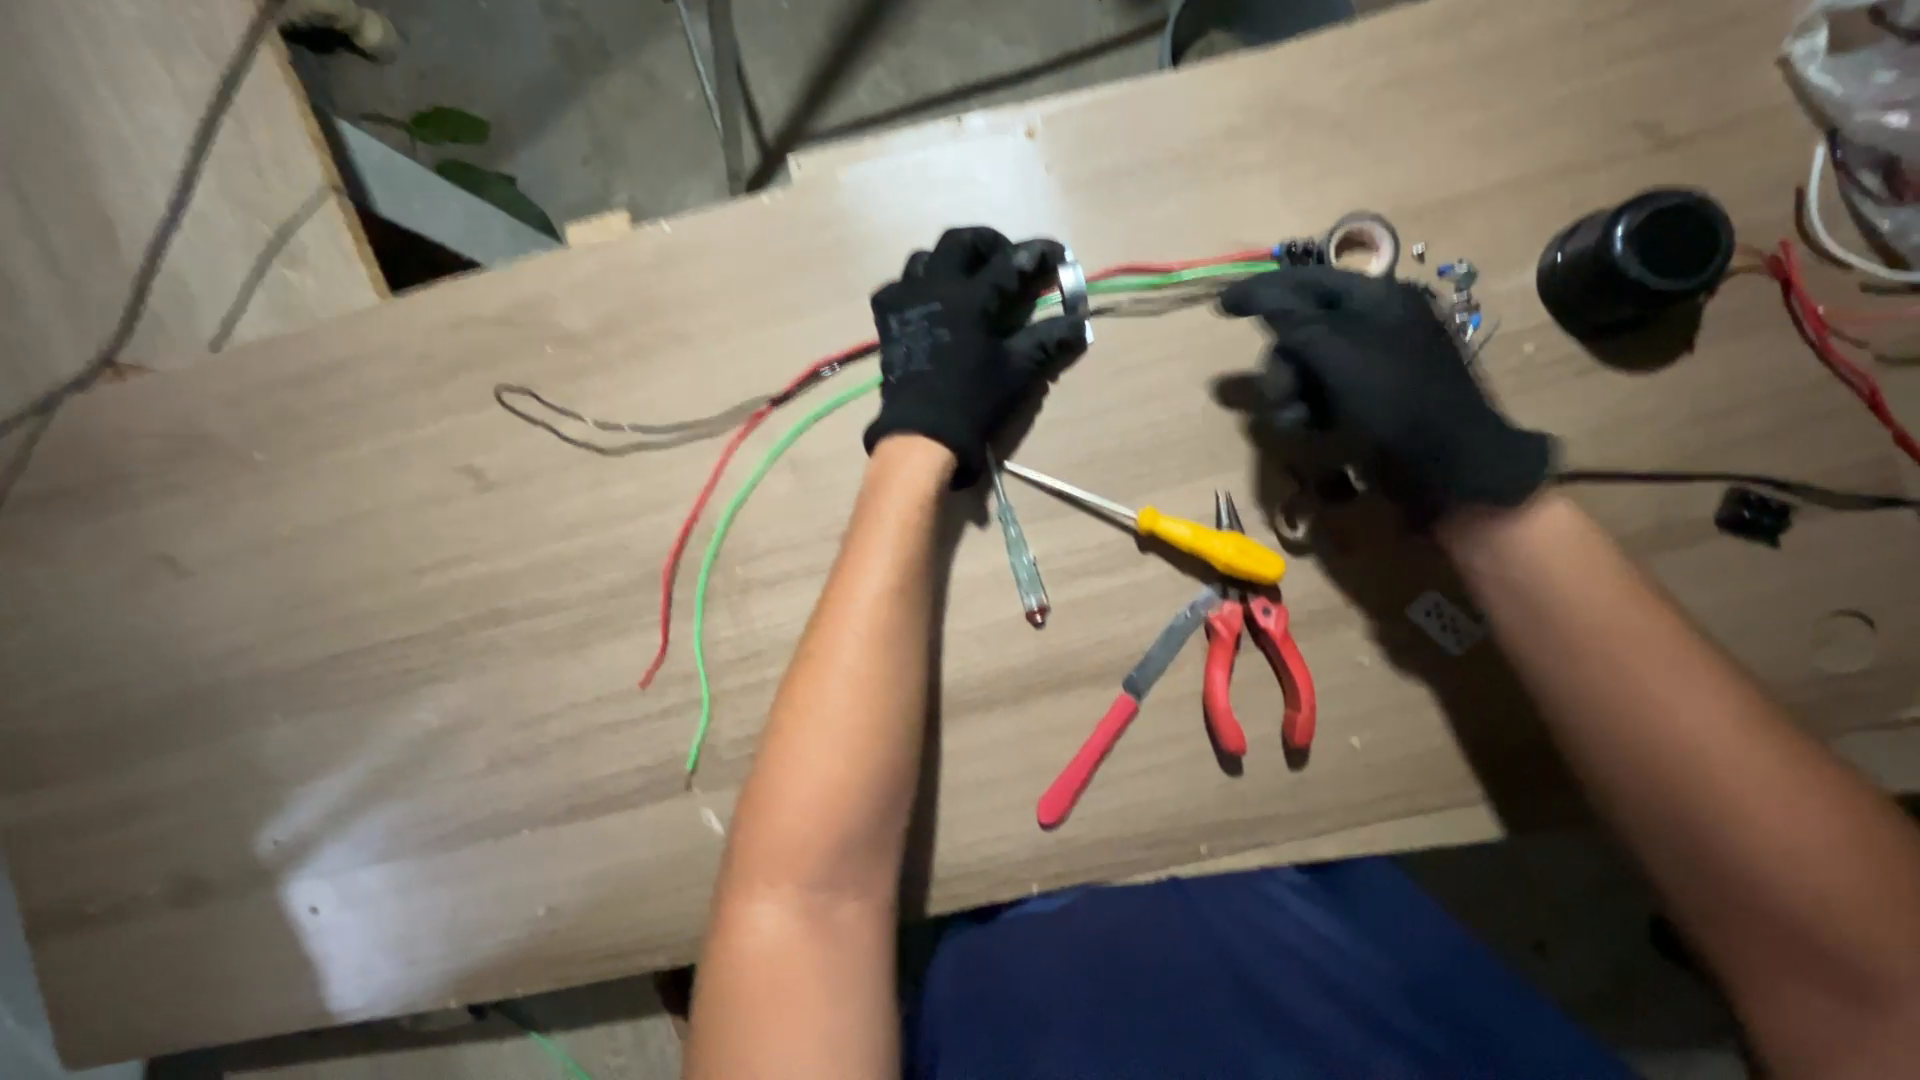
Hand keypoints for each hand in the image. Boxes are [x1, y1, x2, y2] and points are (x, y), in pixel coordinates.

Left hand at [864, 227, 1090, 487]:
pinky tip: (930, 302)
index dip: (1040, 254)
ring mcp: (906, 301)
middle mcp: (935, 287)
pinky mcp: (888, 321)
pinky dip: (917, 285)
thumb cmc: (974, 402)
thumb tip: (1081, 325)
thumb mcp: (1019, 371)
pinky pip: (898, 286)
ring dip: (951, 260)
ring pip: (925, 258)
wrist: (922, 435)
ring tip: (969, 278)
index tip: (1059, 256)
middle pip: (961, 241)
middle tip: (1009, 260)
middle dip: (990, 244)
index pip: (1012, 261)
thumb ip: (1050, 341)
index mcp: (972, 297)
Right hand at [1218, 267, 1553, 523]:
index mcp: (1377, 300)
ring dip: (1289, 397)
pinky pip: (1320, 400)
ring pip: (1305, 371)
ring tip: (1296, 423)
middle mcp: (1375, 327)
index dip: (1261, 291)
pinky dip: (1308, 415)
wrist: (1450, 469)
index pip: (1307, 281)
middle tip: (1280, 393)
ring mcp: (1372, 368)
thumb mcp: (1338, 351)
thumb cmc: (1395, 402)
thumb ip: (1293, 320)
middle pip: (1300, 333)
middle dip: (1281, 365)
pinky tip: (1310, 432)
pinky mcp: (1368, 405)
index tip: (1221, 308)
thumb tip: (1254, 293)